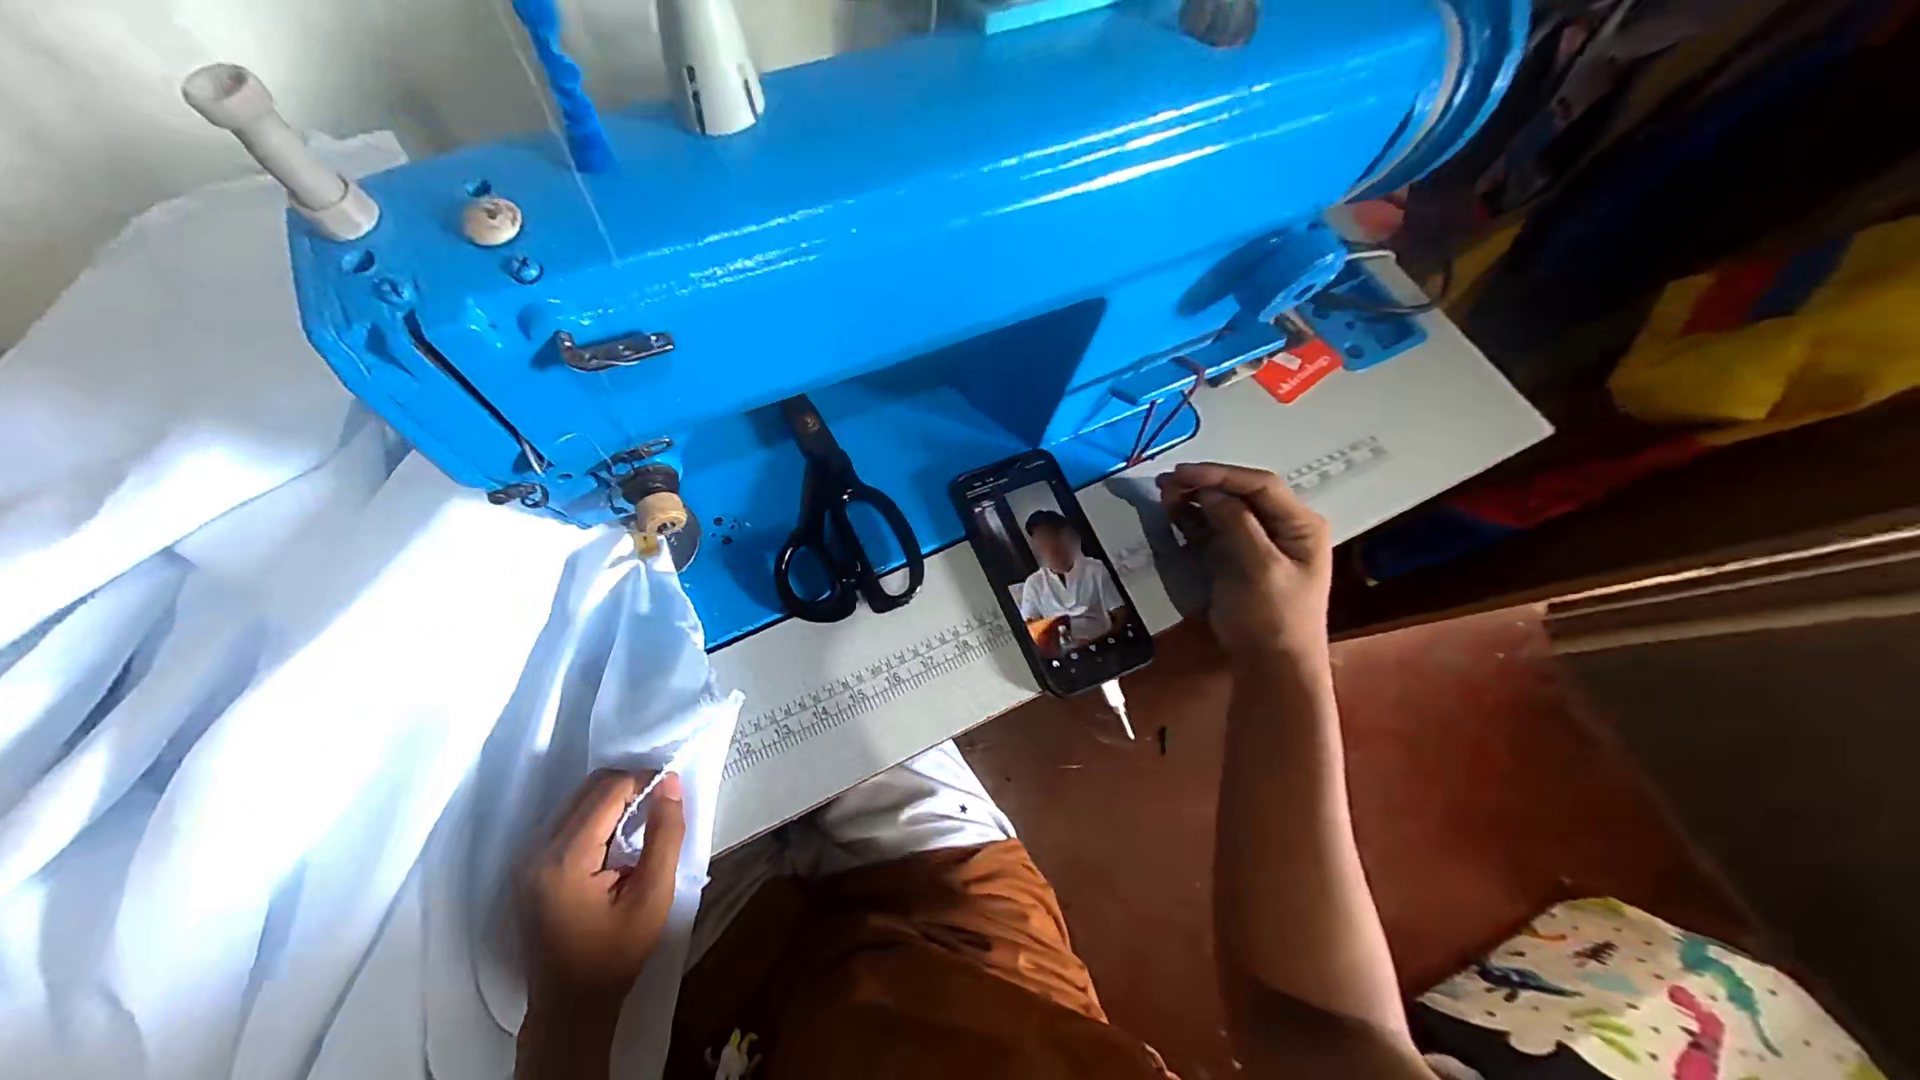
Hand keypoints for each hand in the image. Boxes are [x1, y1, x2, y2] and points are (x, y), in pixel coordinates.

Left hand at [519, 769, 685, 997]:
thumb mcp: (652, 896)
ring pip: (577, 798)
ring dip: (613, 796)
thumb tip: (670, 783)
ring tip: (644, 817)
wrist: (570, 1005)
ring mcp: (527, 858)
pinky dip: (597, 813)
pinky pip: (567, 817)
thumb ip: (665, 835)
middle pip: (588, 788)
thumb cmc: (616, 954)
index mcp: (564, 859)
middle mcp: (536, 851)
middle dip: (629, 783)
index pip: (607, 791)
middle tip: (661, 801)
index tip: (672, 791)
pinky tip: (618, 835)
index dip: (644, 780)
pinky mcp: (529, 865)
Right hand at [1157, 462, 1331, 658]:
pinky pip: (1211, 529)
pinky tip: (1171, 513)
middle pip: (1240, 492)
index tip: (1184, 473)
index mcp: (1299, 525)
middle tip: (1167, 482)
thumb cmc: (1274, 618)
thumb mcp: (1261, 569)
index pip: (1261, 485)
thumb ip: (1238, 525)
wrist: (1271, 665)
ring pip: (1222, 508)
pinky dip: (1191, 519)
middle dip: (1203, 484)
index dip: (1221, 474)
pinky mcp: (1233, 557)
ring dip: (1193, 499)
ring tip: (1164, 494)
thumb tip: (1209, 493)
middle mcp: (1280, 526)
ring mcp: (1255, 541)